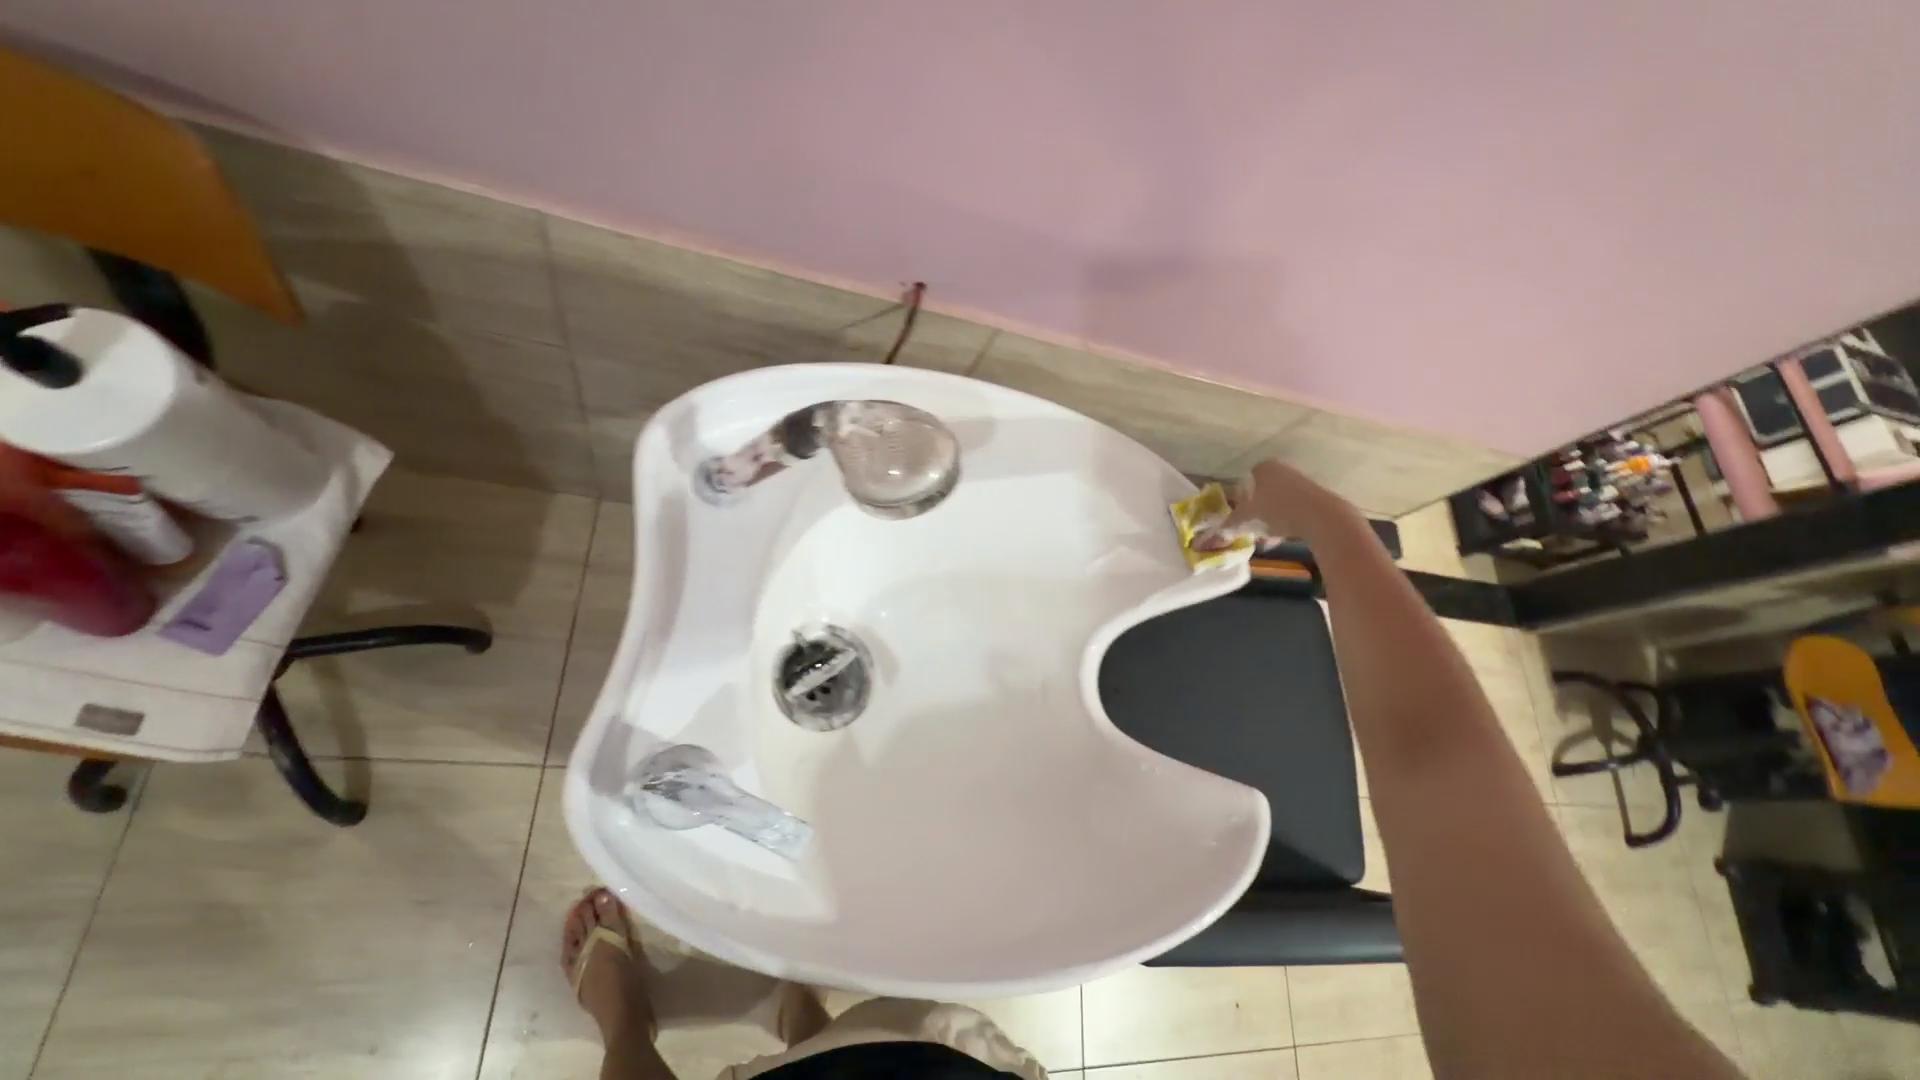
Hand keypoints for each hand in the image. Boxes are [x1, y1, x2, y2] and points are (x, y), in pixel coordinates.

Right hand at [1209, 460, 1355, 544]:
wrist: (1320, 516)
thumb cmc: (1276, 509)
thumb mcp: (1247, 518)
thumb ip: (1229, 524)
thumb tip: (1211, 536)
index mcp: (1264, 467)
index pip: (1244, 482)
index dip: (1238, 501)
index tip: (1238, 518)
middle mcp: (1282, 470)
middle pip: (1261, 494)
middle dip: (1254, 513)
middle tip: (1250, 529)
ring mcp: (1300, 482)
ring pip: (1276, 503)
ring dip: (1269, 521)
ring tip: (1265, 540)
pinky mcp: (1314, 496)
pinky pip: (1292, 509)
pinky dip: (1285, 523)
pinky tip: (1281, 539)